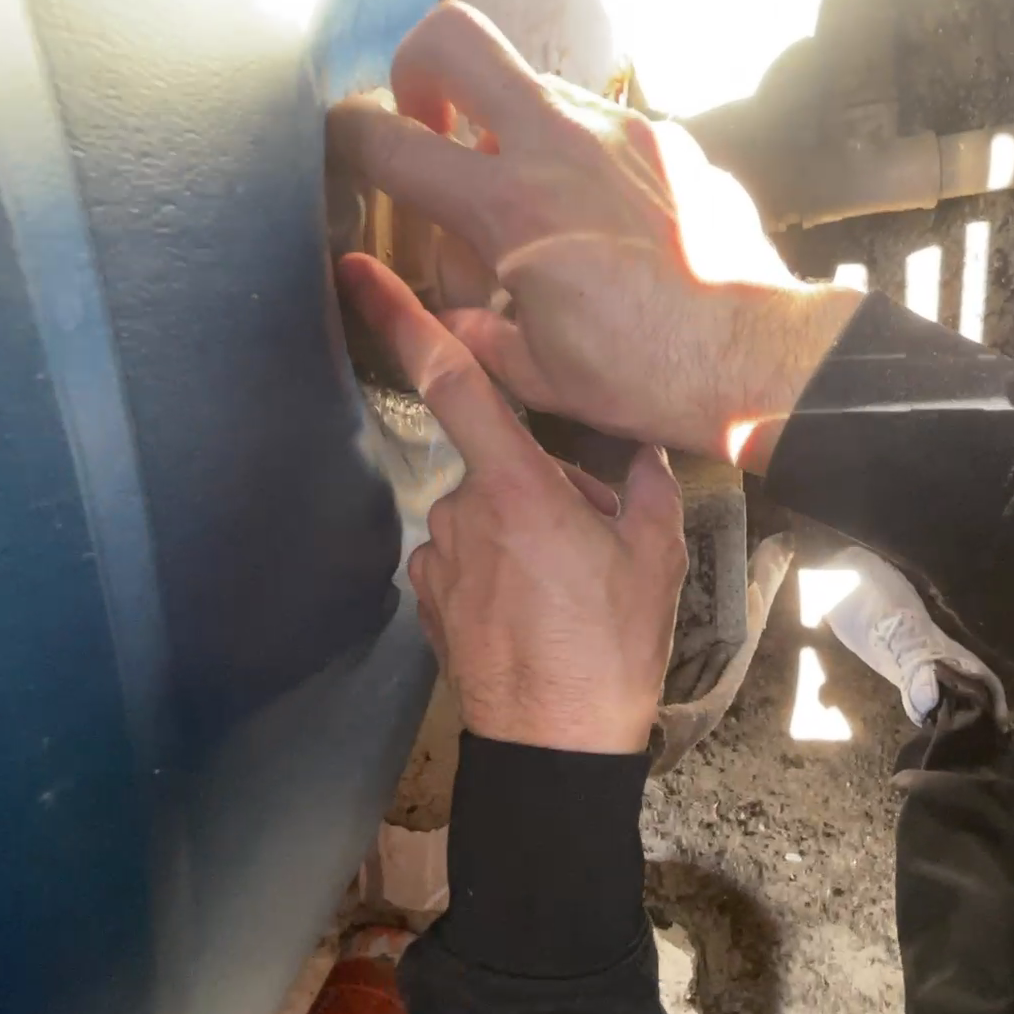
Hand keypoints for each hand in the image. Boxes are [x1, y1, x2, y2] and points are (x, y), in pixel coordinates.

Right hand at [327, 1, 861, 471]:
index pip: (387, 140)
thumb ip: (476, 336)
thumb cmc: (647, 376)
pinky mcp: (673, 144)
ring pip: (536, 89)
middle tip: (436, 129)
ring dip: (513, 133)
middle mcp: (561, 145)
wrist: (754, 360)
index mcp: (510, 207)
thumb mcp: (540, 375)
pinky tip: (607, 221)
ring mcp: (624, 133)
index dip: (348, 138)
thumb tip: (452, 322)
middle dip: (421, 72)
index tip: (353, 152)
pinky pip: (604, 128)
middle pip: (454, 40)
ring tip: (539, 210)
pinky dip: (582, 160)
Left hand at [340, 252, 687, 753]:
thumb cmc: (611, 643)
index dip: (403, 318)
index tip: (358, 270)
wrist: (556, 743)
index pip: (454, 382)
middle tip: (590, 542)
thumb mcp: (655, 556)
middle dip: (541, 485)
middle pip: (499, 463)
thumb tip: (643, 445)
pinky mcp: (429, 597)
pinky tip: (530, 609)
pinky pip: (465, 554)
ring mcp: (439, 558)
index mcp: (518, 486)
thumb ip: (647, 483)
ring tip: (564, 586)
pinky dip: (496, 563)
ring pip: (485, 512)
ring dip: (521, 527)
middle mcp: (462, 511)